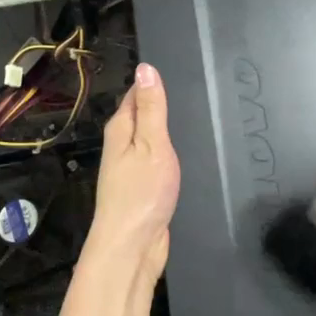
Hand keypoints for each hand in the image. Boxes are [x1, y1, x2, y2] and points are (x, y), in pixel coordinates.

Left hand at [86, 63, 180, 279]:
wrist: (131, 248)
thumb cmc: (141, 193)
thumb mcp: (152, 143)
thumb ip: (151, 107)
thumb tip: (145, 68)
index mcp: (121, 129)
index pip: (135, 94)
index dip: (152, 82)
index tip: (178, 70)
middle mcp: (121, 146)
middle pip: (141, 116)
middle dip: (160, 104)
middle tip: (194, 91)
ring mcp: (129, 169)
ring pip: (149, 139)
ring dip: (166, 131)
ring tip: (194, 119)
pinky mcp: (141, 188)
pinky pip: (155, 161)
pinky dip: (167, 154)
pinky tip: (184, 155)